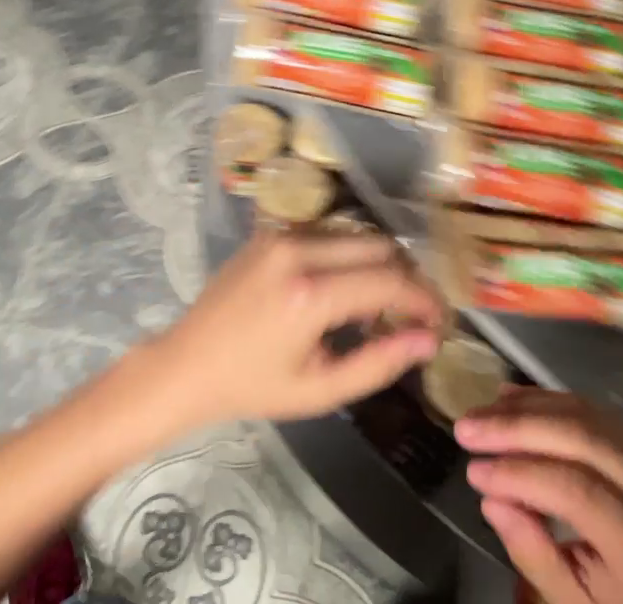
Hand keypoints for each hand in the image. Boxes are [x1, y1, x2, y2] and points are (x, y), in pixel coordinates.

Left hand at [142, 228, 443, 428]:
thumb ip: (378, 363)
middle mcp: (297, 251)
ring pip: (355, 235)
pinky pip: (326, 234)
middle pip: (379, 247)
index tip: (437, 322)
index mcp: (309, 294)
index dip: (423, 300)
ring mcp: (280, 236)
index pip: (389, 282)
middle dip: (404, 278)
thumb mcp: (320, 390)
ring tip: (372, 310)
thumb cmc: (252, 387)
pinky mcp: (268, 233)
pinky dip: (346, 257)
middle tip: (409, 315)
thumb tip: (427, 340)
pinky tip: (339, 293)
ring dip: (376, 265)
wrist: (185, 364)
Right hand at [457, 390, 622, 603]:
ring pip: (587, 416)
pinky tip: (509, 401)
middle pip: (585, 440)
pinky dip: (547, 402)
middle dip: (517, 428)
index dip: (520, 474)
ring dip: (527, 409)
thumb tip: (491, 500)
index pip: (578, 492)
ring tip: (479, 414)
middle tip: (466, 428)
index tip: (471, 471)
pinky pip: (592, 413)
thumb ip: (534, 557)